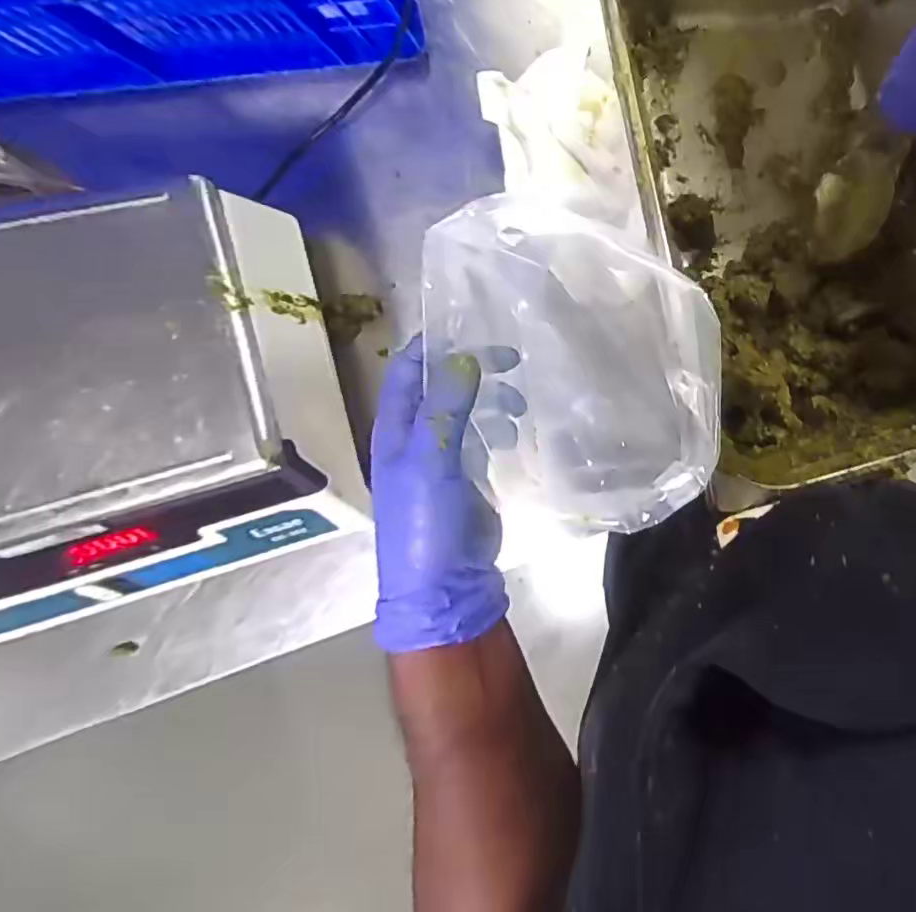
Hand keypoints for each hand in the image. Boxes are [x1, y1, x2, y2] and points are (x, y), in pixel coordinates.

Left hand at [370, 335, 506, 652]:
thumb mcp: (431, 463)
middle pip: (440, 389)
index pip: (409, 374)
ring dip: (490, 398)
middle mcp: (415, 441)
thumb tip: (465, 360)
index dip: (435, 347)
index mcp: (395, 432)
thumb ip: (446, 411)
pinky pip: (480, 437)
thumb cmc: (426, 523)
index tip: (475, 328)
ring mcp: (441, 460)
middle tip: (512, 359)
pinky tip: (516, 430)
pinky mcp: (466, 478)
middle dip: (472, 369)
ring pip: (464, 412)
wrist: (444, 586)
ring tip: (519, 401)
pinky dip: (497, 425)